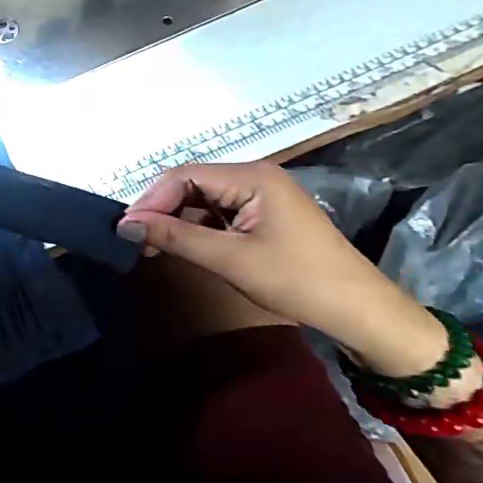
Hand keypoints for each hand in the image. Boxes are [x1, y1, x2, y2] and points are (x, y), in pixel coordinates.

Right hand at [116, 162, 447, 375]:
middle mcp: (256, 175)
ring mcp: (262, 194)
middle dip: (162, 209)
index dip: (152, 200)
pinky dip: (199, 228)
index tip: (125, 230)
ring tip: (152, 246)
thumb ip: (176, 238)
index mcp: (252, 176)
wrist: (357, 308)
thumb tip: (126, 226)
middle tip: (134, 241)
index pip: (186, 175)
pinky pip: (222, 213)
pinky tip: (183, 246)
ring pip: (206, 198)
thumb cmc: (296, 280)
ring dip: (178, 220)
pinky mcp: (266, 214)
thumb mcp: (231, 260)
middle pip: (194, 182)